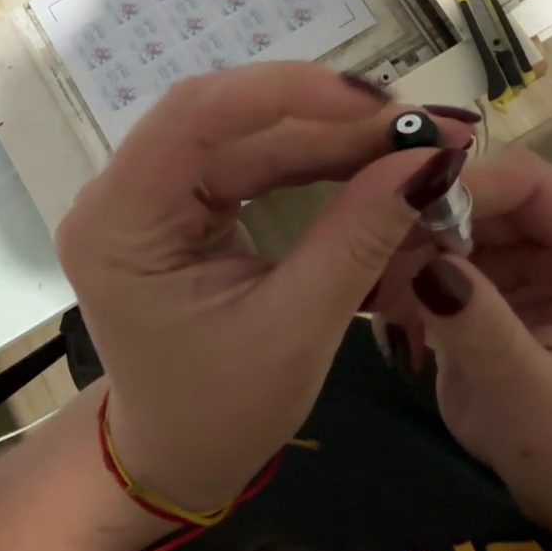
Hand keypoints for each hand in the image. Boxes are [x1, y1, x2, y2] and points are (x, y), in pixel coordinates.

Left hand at [53, 63, 472, 511]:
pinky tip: (371, 159)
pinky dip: (315, 162)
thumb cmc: (219, 414)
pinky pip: (253, 164)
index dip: (285, 91)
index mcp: (120, 221)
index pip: (193, 114)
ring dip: (332, 137)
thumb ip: (358, 237)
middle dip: (329, 119)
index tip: (376, 103)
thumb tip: (431, 161)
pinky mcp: (183, 205)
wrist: (174, 458)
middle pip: (229, 121)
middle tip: (423, 124)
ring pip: (249, 138)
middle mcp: (123, 192)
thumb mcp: (295, 330)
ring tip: (413, 139)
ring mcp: (152, 195)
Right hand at [378, 142, 551, 550]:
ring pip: (449, 209)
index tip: (399, 204)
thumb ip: (485, 333)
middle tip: (368, 249)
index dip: (468, 181)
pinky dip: (402, 266)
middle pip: (484, 187)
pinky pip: (432, 244)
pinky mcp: (486, 272)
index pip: (534, 184)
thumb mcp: (533, 404)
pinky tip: (386, 307)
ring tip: (378, 294)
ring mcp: (522, 252)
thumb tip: (428, 266)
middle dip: (424, 211)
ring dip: (406, 240)